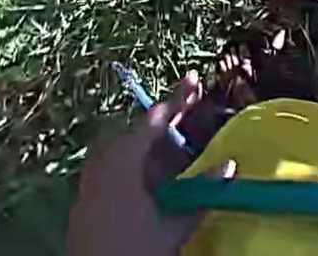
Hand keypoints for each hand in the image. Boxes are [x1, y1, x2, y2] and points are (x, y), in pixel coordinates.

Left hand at [66, 71, 204, 255]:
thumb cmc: (132, 253)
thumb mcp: (171, 228)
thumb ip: (200, 195)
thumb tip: (230, 165)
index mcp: (122, 160)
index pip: (154, 120)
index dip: (177, 100)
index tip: (194, 79)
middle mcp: (103, 163)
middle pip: (139, 132)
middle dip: (166, 120)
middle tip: (190, 106)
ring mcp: (91, 183)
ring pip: (126, 150)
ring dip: (151, 144)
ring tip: (176, 140)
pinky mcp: (87, 204)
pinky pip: (115, 168)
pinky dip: (137, 164)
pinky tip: (153, 176)